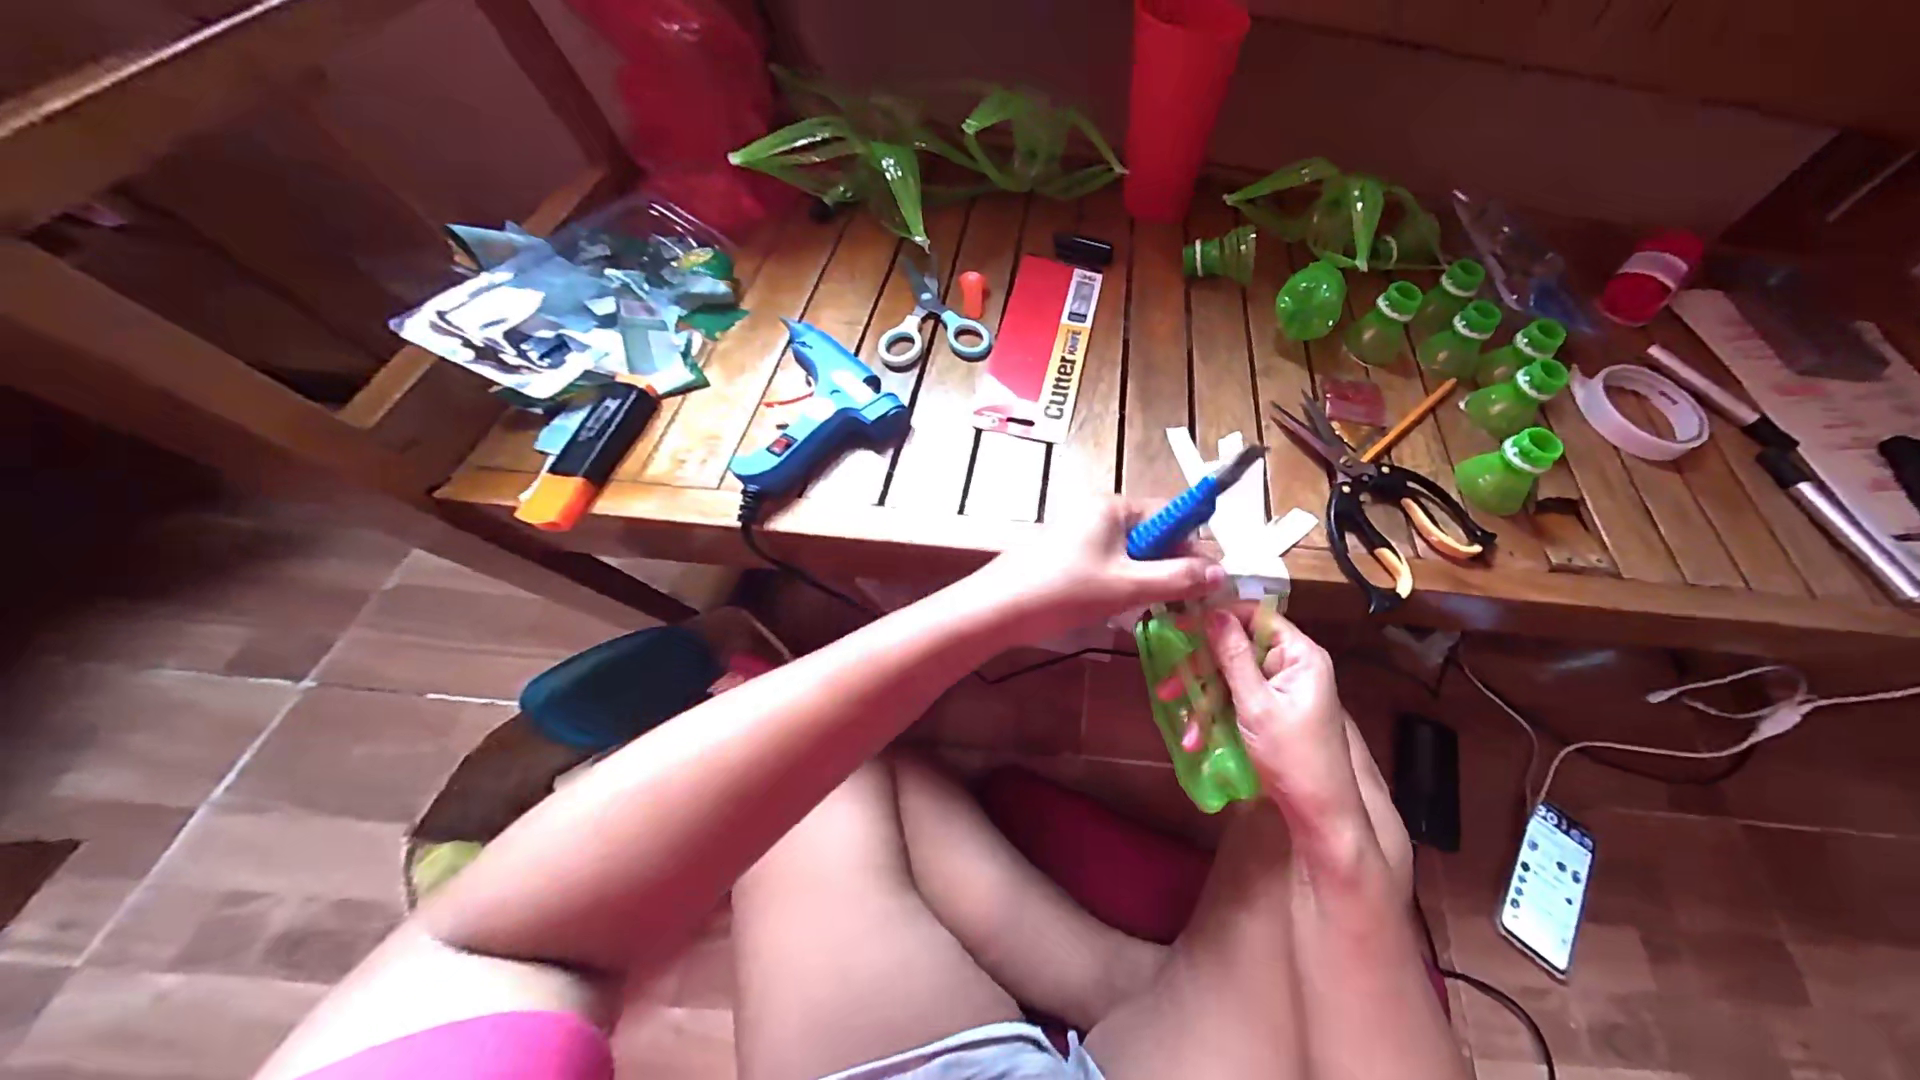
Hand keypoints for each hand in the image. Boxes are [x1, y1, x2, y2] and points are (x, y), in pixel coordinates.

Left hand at [973, 496, 1224, 646]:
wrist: (996, 609)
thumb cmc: (1064, 591)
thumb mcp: (1128, 586)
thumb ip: (1177, 578)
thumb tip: (1221, 572)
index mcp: (1113, 506)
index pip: (1172, 514)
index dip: (1194, 546)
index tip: (1205, 581)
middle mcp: (1096, 513)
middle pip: (1152, 535)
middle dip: (1169, 568)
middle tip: (1179, 603)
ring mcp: (1078, 535)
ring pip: (1130, 555)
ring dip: (1145, 581)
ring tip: (1149, 610)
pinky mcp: (1065, 557)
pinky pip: (1108, 565)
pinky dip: (1120, 586)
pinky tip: (1118, 611)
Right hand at [1205, 609, 1411, 902]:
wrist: (1318, 811)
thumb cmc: (1291, 754)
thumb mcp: (1255, 703)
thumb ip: (1233, 655)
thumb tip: (1213, 612)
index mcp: (1299, 655)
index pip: (1256, 616)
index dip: (1218, 616)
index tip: (1181, 625)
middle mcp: (1291, 666)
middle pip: (1236, 648)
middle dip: (1201, 670)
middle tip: (1169, 684)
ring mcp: (1280, 689)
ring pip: (1230, 677)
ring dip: (1203, 699)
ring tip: (1186, 725)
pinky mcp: (1270, 710)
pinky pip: (1235, 699)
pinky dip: (1215, 715)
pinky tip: (1196, 737)